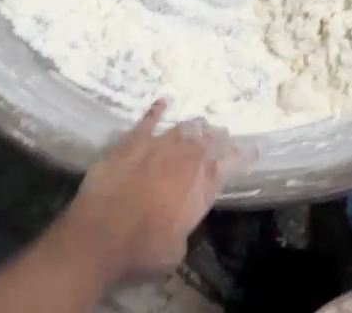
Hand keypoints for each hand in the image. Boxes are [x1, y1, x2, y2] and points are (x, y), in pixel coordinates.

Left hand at [51, 100, 254, 284]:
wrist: (100, 235)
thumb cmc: (142, 249)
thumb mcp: (177, 248)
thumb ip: (186, 223)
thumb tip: (183, 215)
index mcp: (202, 184)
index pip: (229, 163)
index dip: (242, 155)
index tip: (251, 151)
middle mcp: (185, 158)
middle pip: (208, 140)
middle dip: (218, 137)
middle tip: (223, 137)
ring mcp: (158, 145)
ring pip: (183, 128)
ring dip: (194, 126)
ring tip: (200, 124)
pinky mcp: (132, 141)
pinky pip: (148, 119)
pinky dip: (157, 109)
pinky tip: (164, 101)